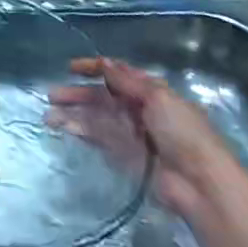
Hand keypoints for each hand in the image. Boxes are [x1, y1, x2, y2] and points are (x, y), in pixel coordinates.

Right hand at [48, 57, 241, 219]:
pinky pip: (100, 139)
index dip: (95, 68)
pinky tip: (65, 128)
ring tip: (48, 115)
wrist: (199, 183)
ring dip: (75, 114)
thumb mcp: (157, 98)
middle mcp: (139, 109)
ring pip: (98, 118)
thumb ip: (127, 82)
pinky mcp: (126, 157)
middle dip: (79, 94)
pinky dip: (83, 132)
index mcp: (151, 91)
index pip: (118, 74)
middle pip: (104, 97)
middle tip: (51, 94)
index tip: (71, 67)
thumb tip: (104, 63)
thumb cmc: (182, 133)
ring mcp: (132, 134)